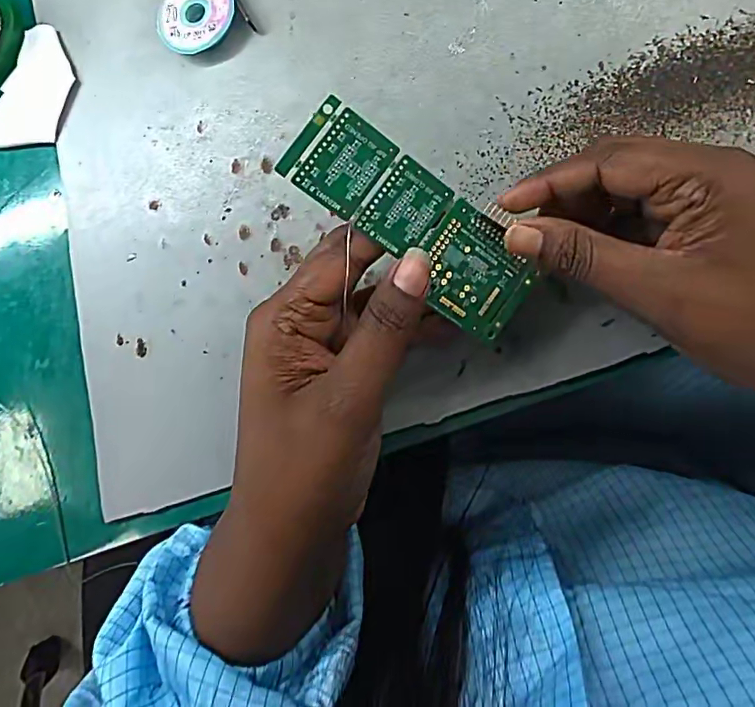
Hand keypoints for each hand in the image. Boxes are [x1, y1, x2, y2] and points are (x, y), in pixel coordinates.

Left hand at [191, 227, 431, 663]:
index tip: (436, 210)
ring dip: (416, 293)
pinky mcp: (345, 369)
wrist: (289, 544)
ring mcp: (325, 345)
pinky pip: (380, 334)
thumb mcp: (349, 397)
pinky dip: (412, 328)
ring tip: (469, 274)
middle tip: (462, 237)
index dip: (387, 229)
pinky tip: (453, 321)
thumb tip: (419, 257)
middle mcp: (302, 320)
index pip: (341, 254)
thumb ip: (386, 326)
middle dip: (406, 256)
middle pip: (359, 272)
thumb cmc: (306, 471)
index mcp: (285, 316)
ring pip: (375, 302)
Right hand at [499, 136, 754, 480]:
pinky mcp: (715, 220)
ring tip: (550, 243)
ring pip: (632, 190)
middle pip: (620, 168)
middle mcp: (712, 169)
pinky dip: (616, 231)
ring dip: (590, 214)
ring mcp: (716, 193)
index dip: (551, 182)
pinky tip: (591, 251)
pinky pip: (652, 212)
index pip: (610, 162)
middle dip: (568, 197)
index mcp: (708, 172)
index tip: (504, 207)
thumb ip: (583, 256)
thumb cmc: (754, 331)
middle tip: (525, 230)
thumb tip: (515, 234)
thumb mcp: (659, 292)